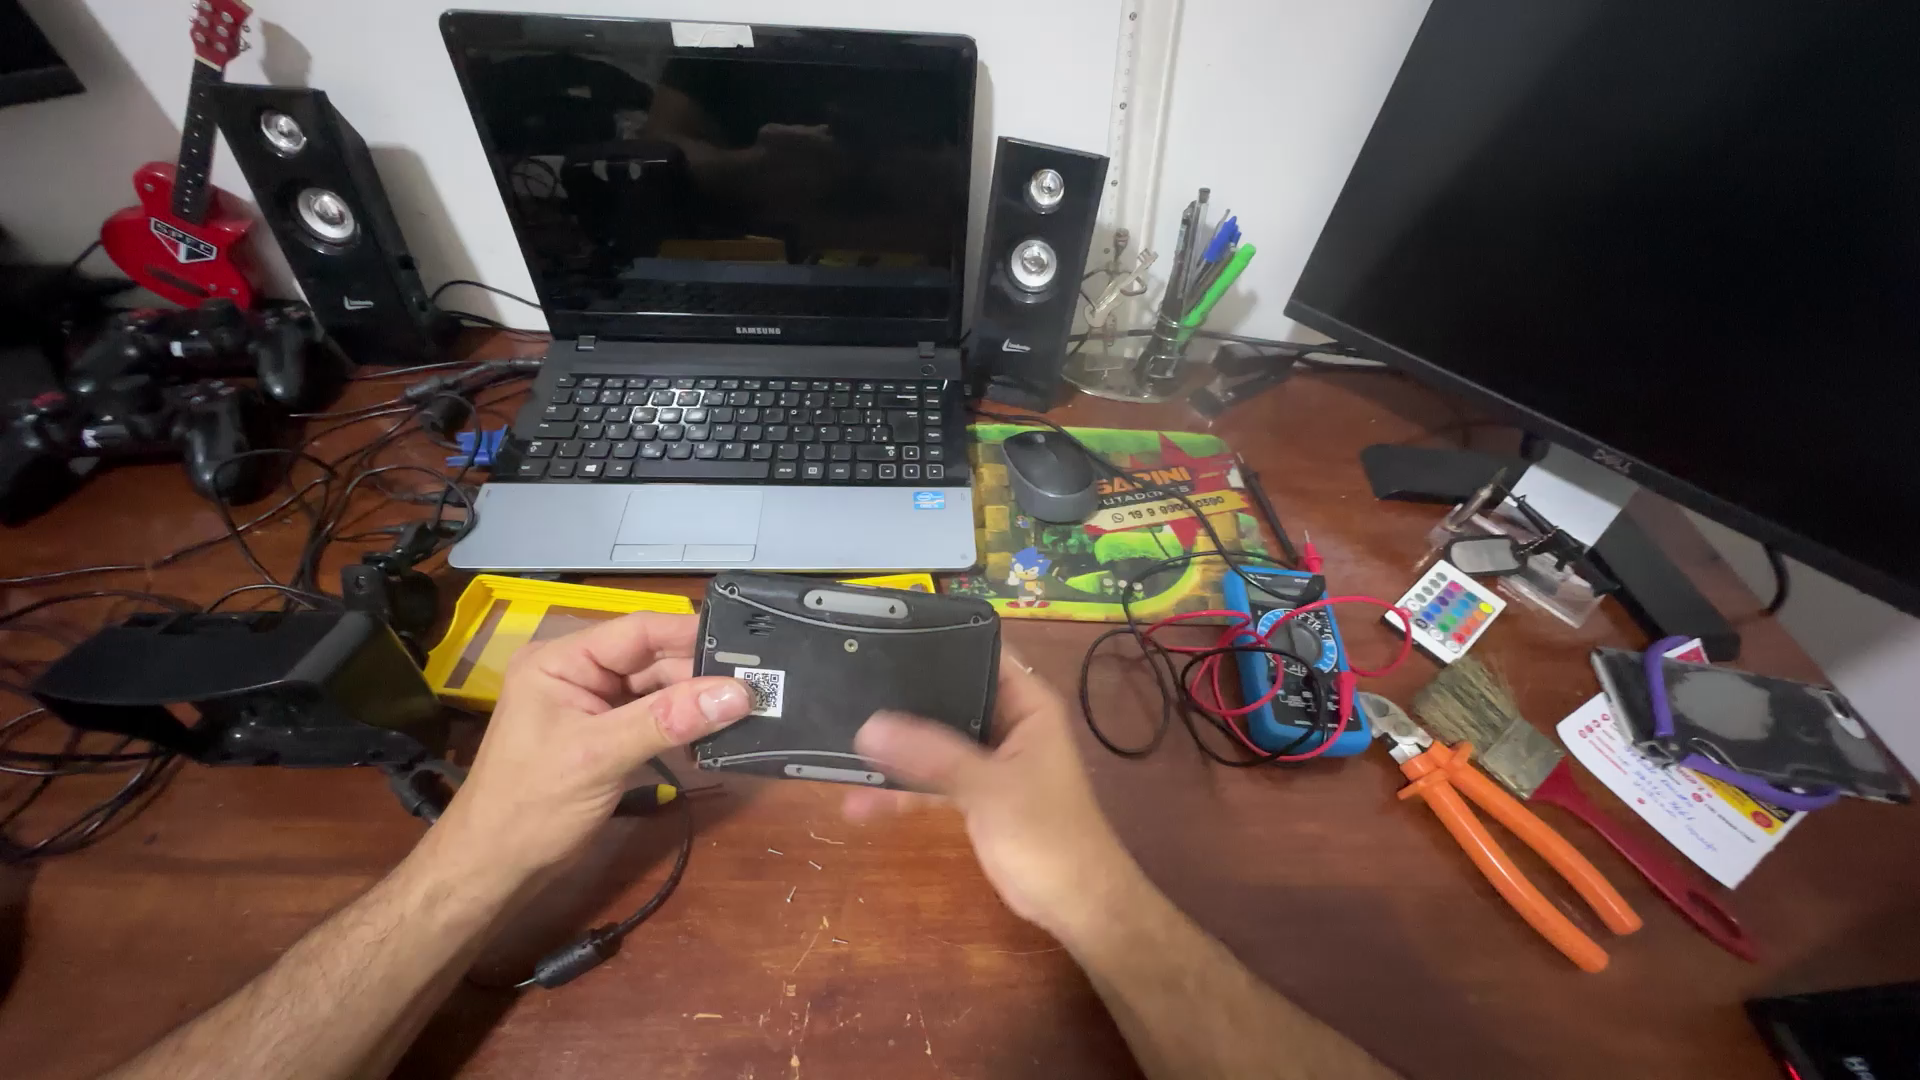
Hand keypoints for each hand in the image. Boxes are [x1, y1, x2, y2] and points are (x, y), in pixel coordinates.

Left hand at [437, 613, 750, 878]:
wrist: (493, 872)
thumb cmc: (530, 807)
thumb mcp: (600, 756)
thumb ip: (668, 720)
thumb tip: (739, 694)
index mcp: (564, 659)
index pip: (640, 630)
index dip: (693, 635)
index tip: (747, 644)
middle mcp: (583, 671)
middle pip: (657, 658)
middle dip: (703, 673)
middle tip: (761, 682)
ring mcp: (598, 702)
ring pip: (663, 687)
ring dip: (700, 700)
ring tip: (752, 706)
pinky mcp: (612, 731)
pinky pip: (660, 715)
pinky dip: (687, 723)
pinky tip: (721, 731)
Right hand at [842, 651, 1142, 939]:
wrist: (1074, 904)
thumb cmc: (1047, 834)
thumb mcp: (988, 788)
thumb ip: (930, 756)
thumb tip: (870, 726)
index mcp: (1027, 703)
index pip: (981, 652)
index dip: (940, 640)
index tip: (886, 634)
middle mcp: (1008, 722)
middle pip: (951, 694)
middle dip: (907, 695)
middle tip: (851, 684)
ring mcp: (989, 758)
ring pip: (936, 739)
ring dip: (899, 748)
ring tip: (844, 741)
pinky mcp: (975, 791)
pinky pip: (933, 779)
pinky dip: (904, 787)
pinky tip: (860, 800)